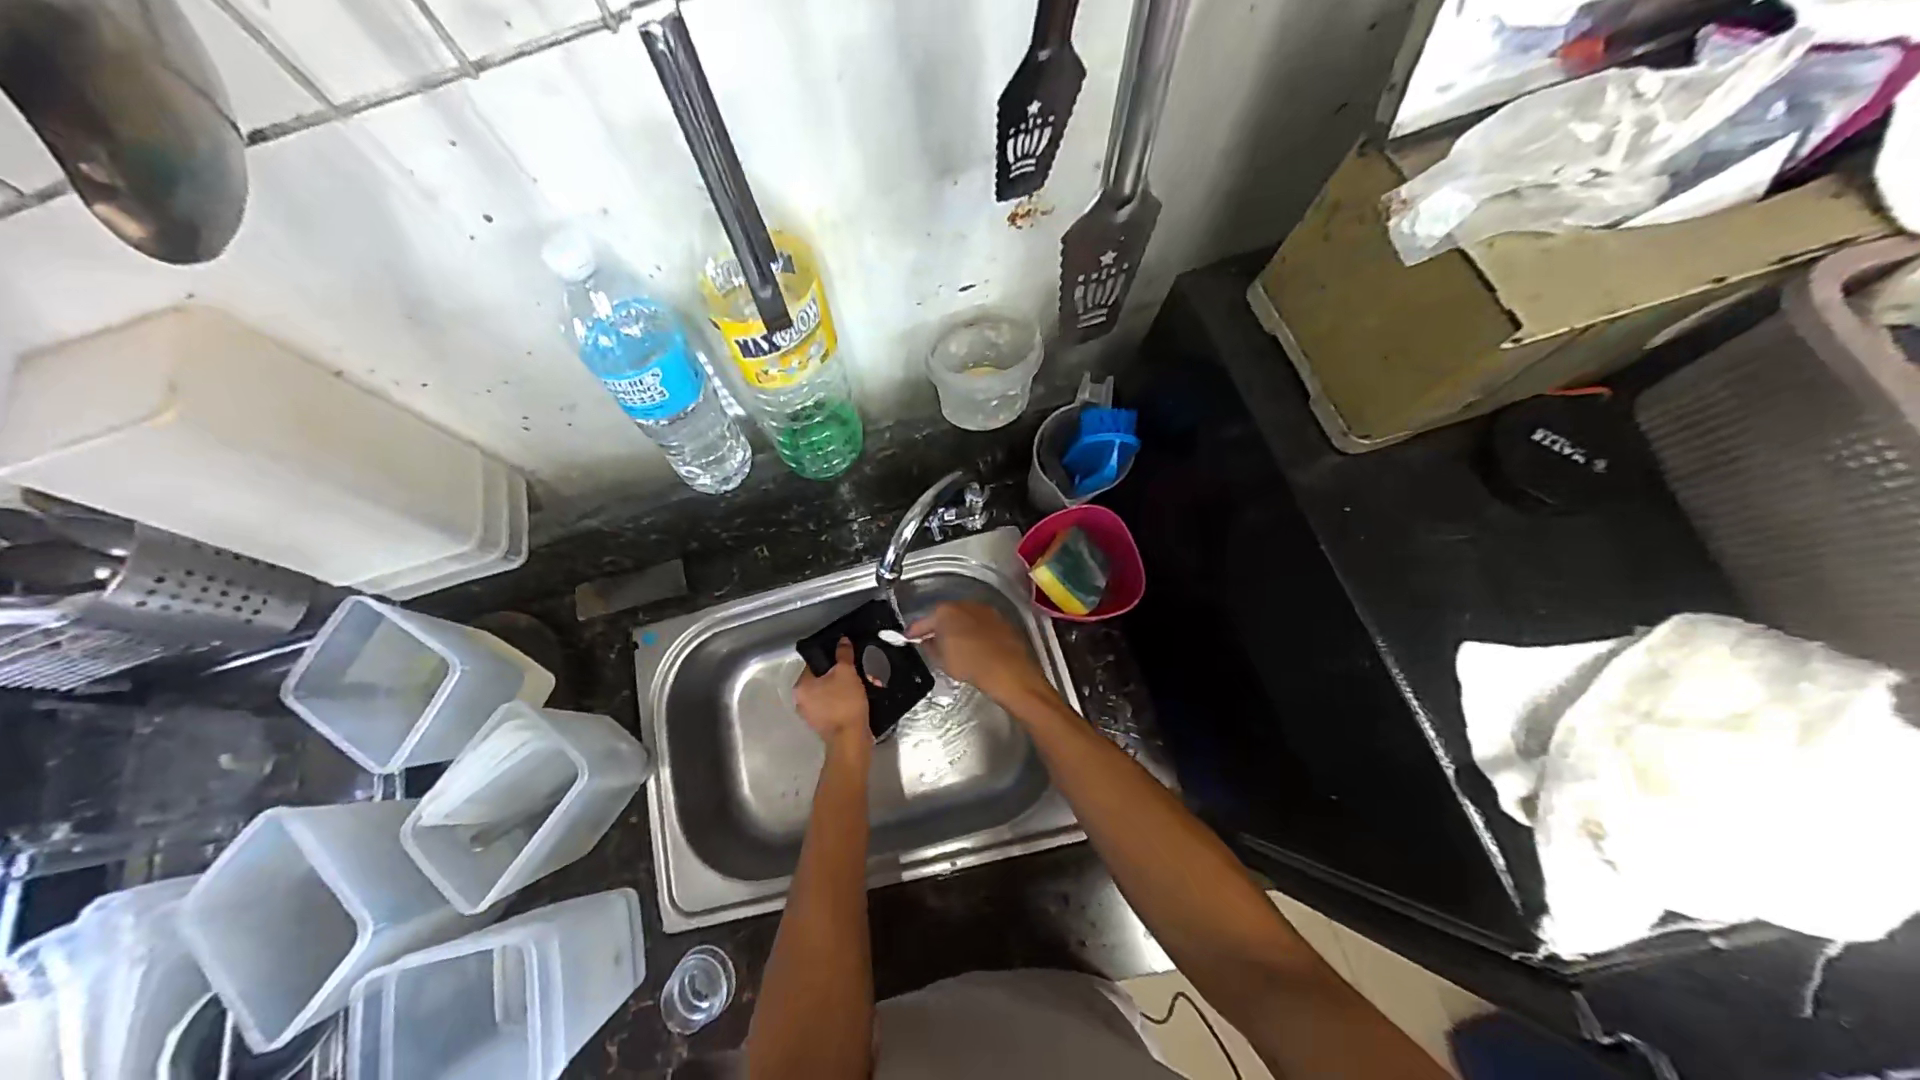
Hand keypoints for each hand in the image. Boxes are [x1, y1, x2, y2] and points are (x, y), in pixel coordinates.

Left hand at [794, 638, 871, 756]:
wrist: (851, 739)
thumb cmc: (845, 702)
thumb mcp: (846, 672)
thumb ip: (843, 654)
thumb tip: (842, 640)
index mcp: (801, 687)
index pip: (814, 663)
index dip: (831, 657)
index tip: (847, 656)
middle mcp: (802, 701)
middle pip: (824, 678)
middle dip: (845, 674)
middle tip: (860, 671)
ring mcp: (813, 715)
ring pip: (833, 692)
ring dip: (850, 687)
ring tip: (868, 683)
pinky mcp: (826, 725)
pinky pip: (837, 706)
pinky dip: (849, 700)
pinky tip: (864, 698)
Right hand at [907, 602, 1050, 703]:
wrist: (1007, 669)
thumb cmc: (969, 664)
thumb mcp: (941, 660)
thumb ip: (929, 647)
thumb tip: (927, 641)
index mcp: (944, 612)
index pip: (923, 622)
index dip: (914, 632)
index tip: (908, 638)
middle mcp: (964, 604)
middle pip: (945, 615)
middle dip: (938, 627)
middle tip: (932, 642)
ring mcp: (984, 610)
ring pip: (964, 617)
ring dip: (958, 627)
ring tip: (955, 645)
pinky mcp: (1000, 618)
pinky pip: (980, 623)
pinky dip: (974, 631)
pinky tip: (974, 645)